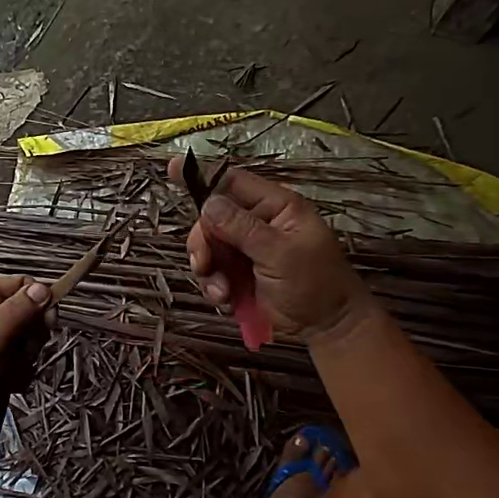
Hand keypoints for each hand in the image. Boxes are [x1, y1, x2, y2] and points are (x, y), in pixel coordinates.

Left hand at [0, 276, 52, 431]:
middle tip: (14, 355)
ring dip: (21, 364)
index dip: (41, 303)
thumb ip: (18, 312)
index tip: (45, 325)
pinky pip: (18, 366)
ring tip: (0, 376)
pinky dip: (14, 378)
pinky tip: (1, 387)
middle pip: (31, 318)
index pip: (25, 287)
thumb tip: (45, 287)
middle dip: (29, 341)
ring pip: (27, 346)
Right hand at [167, 157, 375, 342]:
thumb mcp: (280, 252)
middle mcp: (257, 223)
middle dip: (204, 242)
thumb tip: (208, 203)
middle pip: (211, 218)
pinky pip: (212, 272)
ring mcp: (246, 250)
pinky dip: (213, 286)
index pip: (233, 182)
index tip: (172, 169)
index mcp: (275, 206)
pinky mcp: (238, 276)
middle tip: (205, 264)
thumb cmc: (315, 284)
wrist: (326, 328)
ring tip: (222, 292)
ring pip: (208, 247)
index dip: (203, 176)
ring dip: (208, 269)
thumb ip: (242, 228)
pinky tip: (226, 300)